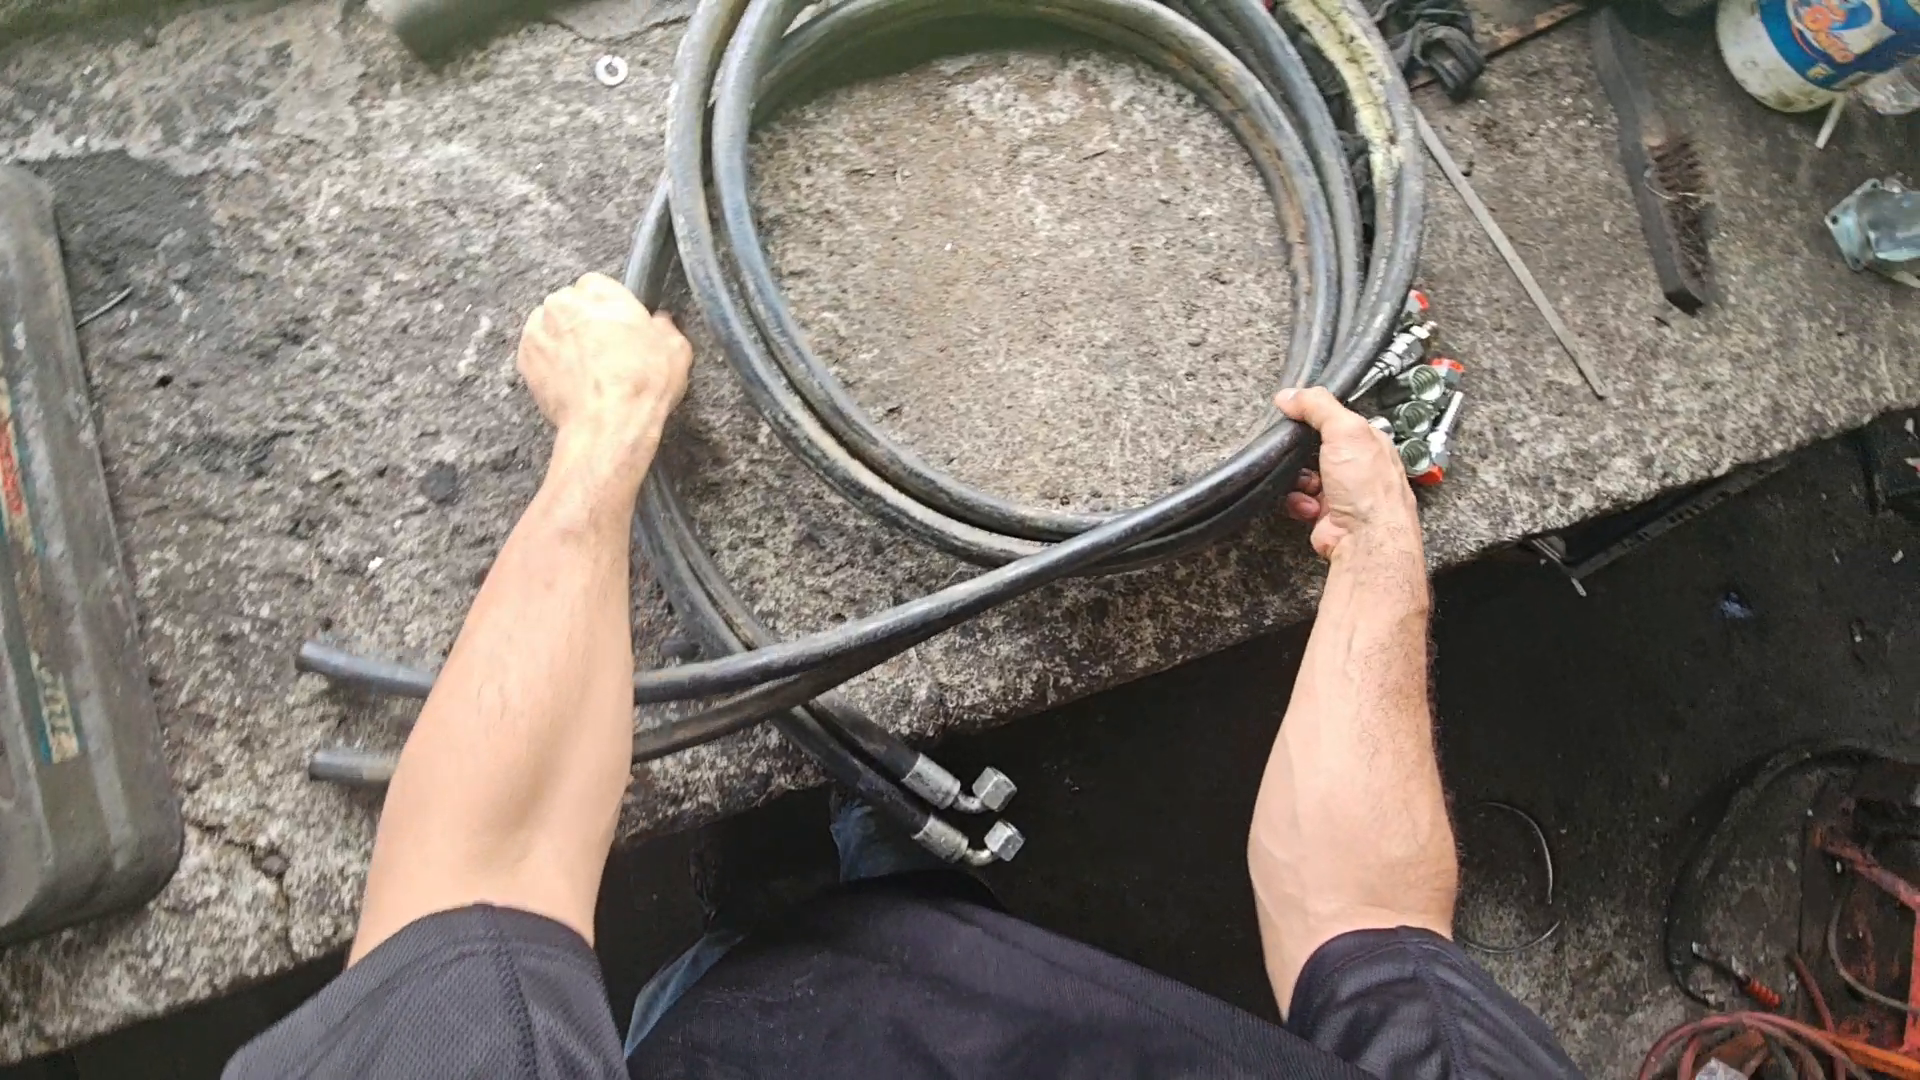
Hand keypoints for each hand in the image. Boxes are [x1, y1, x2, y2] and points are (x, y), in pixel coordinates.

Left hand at [517, 273, 692, 463]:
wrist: (608, 423)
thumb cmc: (641, 385)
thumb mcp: (676, 351)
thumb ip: (665, 327)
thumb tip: (660, 323)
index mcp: (601, 294)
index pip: (598, 284)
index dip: (610, 305)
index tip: (620, 323)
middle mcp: (565, 305)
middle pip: (571, 303)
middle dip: (585, 321)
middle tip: (606, 349)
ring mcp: (539, 330)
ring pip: (551, 324)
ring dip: (565, 338)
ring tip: (588, 368)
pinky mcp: (525, 358)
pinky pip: (537, 351)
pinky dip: (551, 361)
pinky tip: (572, 380)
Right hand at [1275, 387, 1422, 563]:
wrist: (1366, 538)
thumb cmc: (1369, 489)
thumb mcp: (1345, 431)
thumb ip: (1318, 407)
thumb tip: (1290, 394)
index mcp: (1368, 441)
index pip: (1336, 418)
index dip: (1312, 414)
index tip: (1290, 411)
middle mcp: (1357, 466)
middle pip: (1315, 448)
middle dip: (1298, 453)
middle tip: (1292, 452)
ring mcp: (1342, 491)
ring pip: (1302, 476)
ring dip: (1297, 481)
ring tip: (1307, 486)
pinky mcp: (1325, 514)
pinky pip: (1299, 501)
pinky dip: (1298, 503)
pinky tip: (1310, 507)